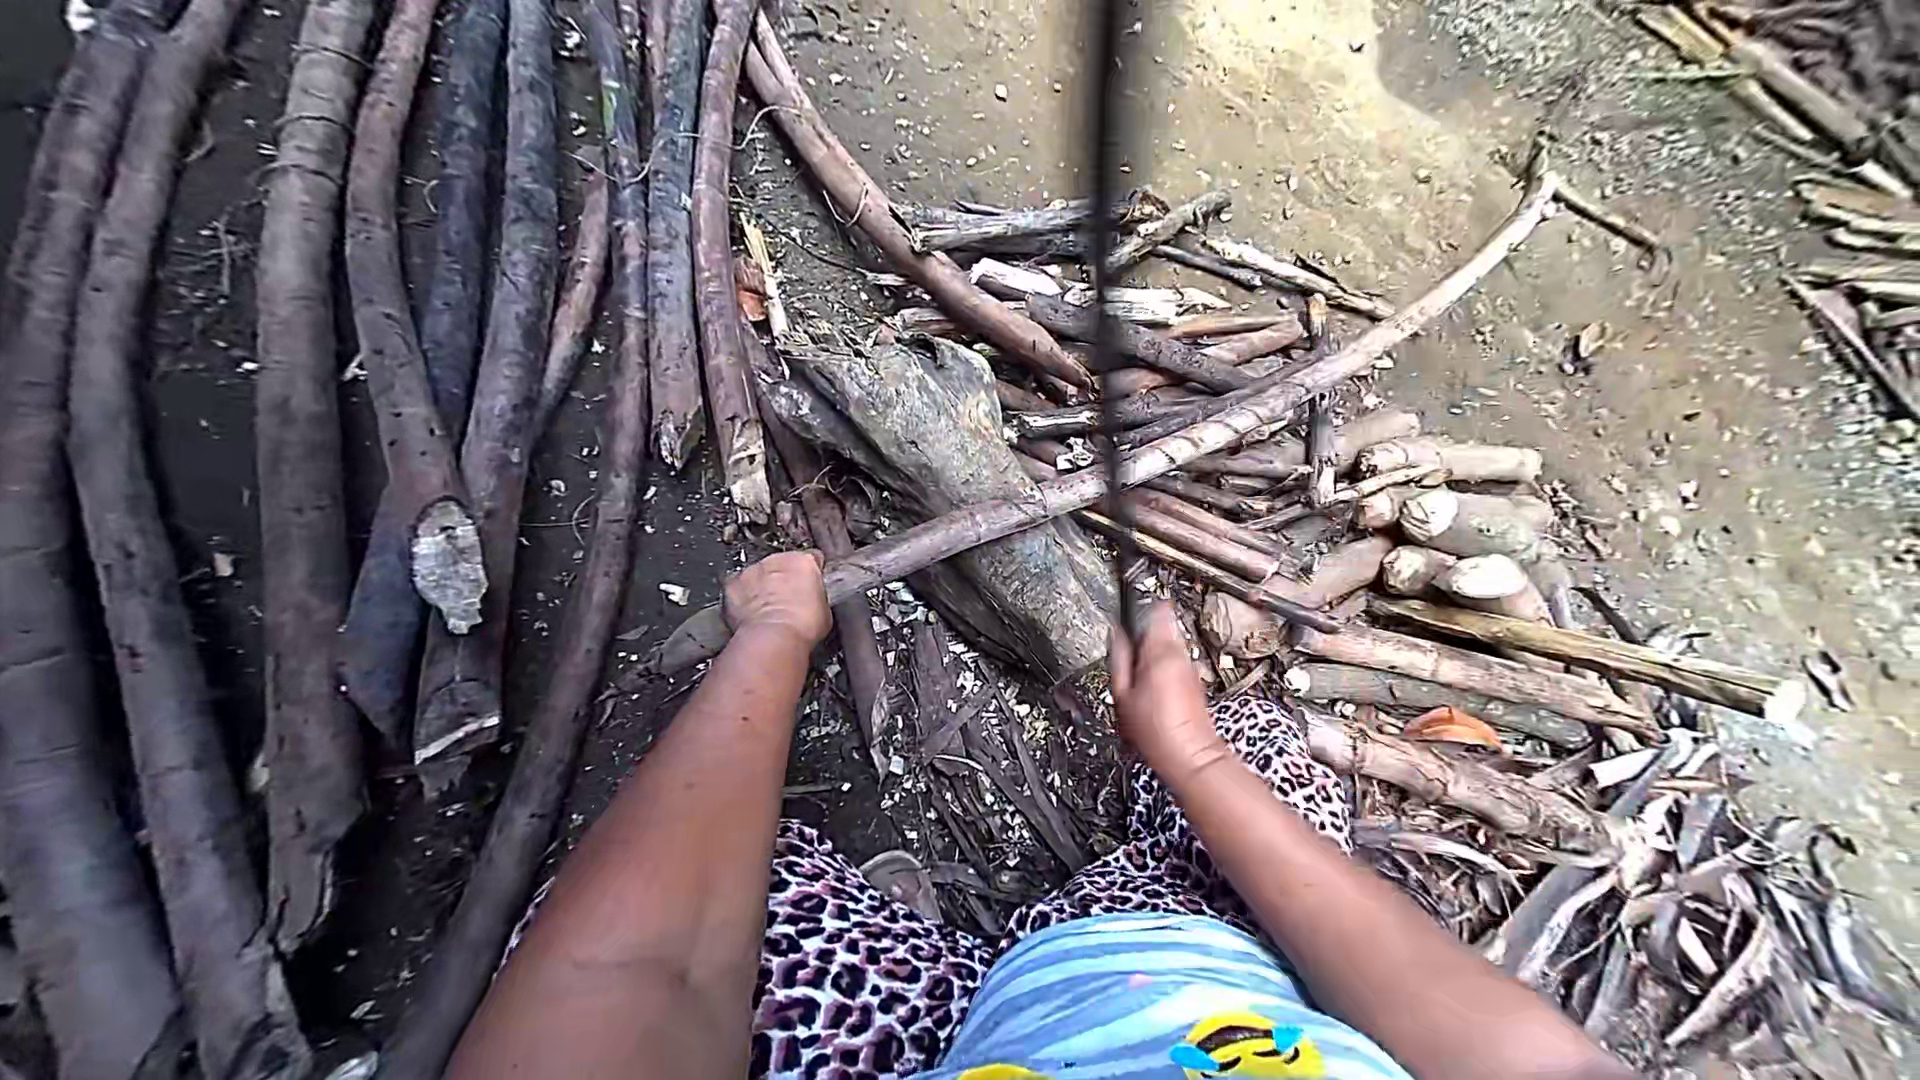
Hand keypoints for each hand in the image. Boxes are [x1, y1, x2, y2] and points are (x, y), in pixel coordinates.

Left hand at [722, 551, 831, 648]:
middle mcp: (777, 561)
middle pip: (782, 565)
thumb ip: (817, 597)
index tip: (811, 586)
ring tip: (769, 612)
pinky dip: (742, 600)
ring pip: (758, 575)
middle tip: (790, 603)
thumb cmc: (801, 625)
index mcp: (804, 562)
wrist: (773, 639)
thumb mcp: (824, 611)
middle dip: (784, 580)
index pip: (811, 559)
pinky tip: (751, 616)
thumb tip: (814, 603)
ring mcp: (752, 571)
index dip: (811, 574)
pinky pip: (738, 589)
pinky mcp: (733, 585)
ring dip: (762, 589)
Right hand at [1110, 605, 1227, 782]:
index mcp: (1159, 650)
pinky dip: (1161, 664)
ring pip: (1168, 641)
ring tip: (1137, 669)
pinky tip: (1150, 684)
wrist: (1188, 754)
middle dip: (1143, 631)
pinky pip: (1174, 660)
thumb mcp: (1121, 691)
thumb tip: (1115, 635)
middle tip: (1127, 647)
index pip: (1155, 607)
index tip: (1129, 603)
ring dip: (1152, 647)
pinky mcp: (1195, 678)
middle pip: (1161, 624)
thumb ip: (1118, 657)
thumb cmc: (1156, 729)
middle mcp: (1179, 653)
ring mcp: (1190, 666)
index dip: (1140, 602)